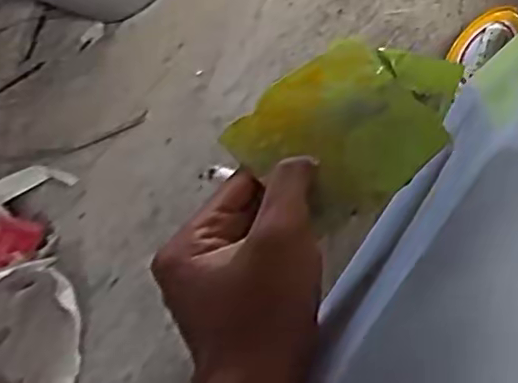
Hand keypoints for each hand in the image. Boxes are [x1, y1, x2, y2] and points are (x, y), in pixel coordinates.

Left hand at [152, 159, 324, 382]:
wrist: (267, 378)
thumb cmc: (266, 306)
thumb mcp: (281, 233)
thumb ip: (288, 184)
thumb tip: (300, 157)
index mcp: (188, 243)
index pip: (240, 183)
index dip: (279, 169)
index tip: (318, 158)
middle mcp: (195, 257)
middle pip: (251, 203)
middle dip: (289, 192)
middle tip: (329, 177)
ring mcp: (218, 277)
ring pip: (263, 224)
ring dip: (295, 213)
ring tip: (329, 199)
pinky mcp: (242, 290)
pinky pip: (268, 246)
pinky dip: (293, 235)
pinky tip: (319, 227)